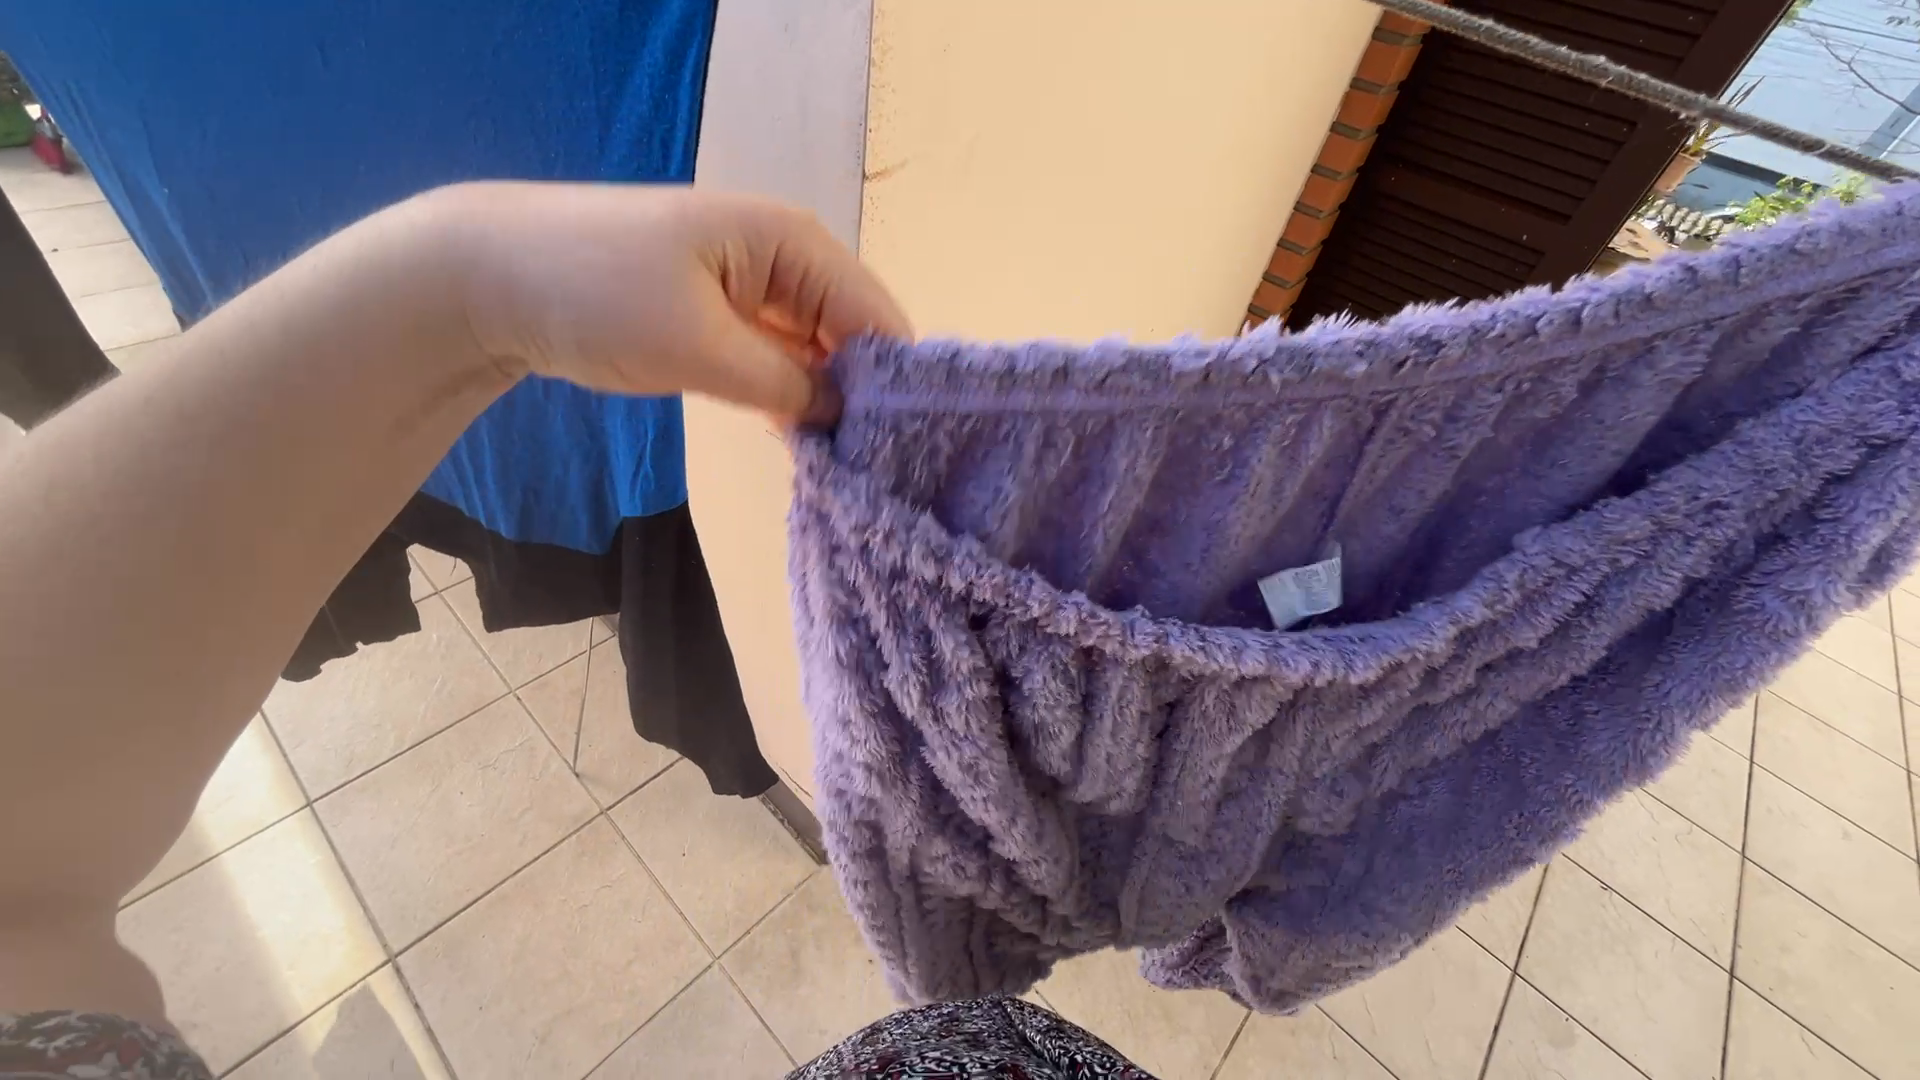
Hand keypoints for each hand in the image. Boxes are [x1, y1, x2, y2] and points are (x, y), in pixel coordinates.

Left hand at [441, 182, 911, 424]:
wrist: (490, 278)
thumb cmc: (600, 295)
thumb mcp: (701, 347)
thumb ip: (788, 384)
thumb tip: (847, 418)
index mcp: (794, 243)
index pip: (876, 316)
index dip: (893, 383)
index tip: (898, 451)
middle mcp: (789, 259)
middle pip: (855, 334)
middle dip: (863, 395)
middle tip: (869, 467)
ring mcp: (758, 288)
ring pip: (821, 350)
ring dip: (828, 400)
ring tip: (843, 461)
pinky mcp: (730, 316)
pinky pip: (783, 358)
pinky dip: (792, 395)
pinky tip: (799, 437)